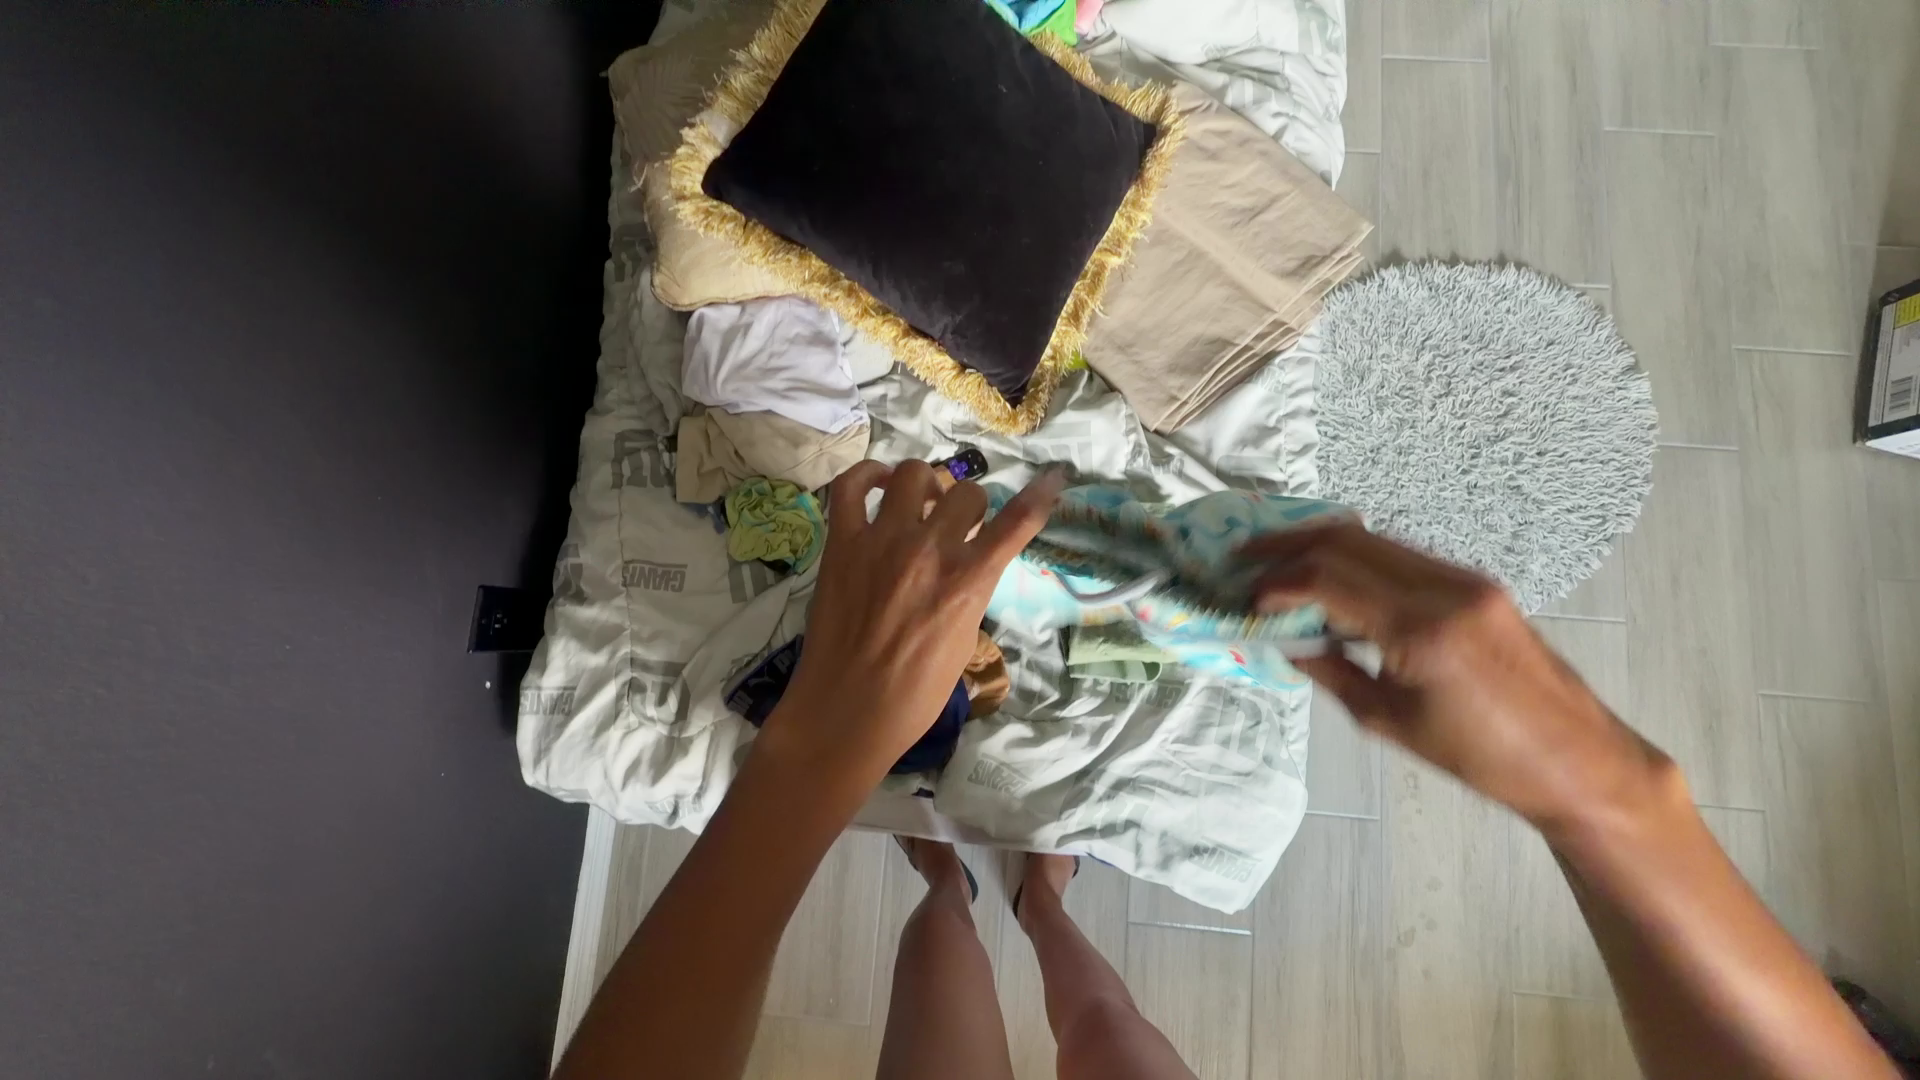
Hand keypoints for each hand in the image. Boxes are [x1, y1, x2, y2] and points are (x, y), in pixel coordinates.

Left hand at [767, 460, 1064, 779]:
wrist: (848, 711)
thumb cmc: (916, 693)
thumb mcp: (965, 640)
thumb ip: (970, 592)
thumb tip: (966, 562)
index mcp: (968, 581)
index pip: (1017, 522)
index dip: (1041, 494)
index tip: (1053, 477)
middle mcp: (930, 550)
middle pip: (966, 493)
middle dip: (970, 506)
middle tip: (956, 525)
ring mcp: (881, 541)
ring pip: (913, 474)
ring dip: (925, 485)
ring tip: (919, 504)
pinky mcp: (841, 543)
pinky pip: (850, 486)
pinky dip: (866, 475)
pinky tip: (877, 485)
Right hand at [1245, 523, 1674, 832]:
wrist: (1578, 759)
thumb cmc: (1479, 756)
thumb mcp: (1387, 721)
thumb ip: (1330, 670)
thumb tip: (1285, 640)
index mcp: (1421, 628)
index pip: (1327, 577)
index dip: (1276, 583)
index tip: (1247, 601)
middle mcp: (1444, 587)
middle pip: (1345, 539)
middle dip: (1286, 545)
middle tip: (1244, 556)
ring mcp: (1464, 579)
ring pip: (1371, 537)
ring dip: (1317, 544)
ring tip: (1276, 559)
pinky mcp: (1474, 583)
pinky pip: (1398, 554)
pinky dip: (1352, 557)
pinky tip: (1329, 575)